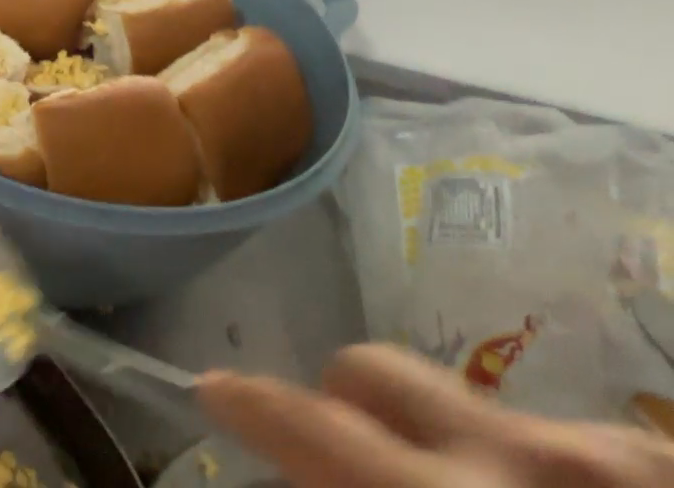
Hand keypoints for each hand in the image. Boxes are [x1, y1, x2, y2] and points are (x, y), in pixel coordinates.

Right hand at [198, 343, 673, 487]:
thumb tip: (300, 476)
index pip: (301, 419)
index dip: (245, 403)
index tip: (217, 395)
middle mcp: (527, 459)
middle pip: (370, 371)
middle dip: (345, 406)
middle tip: (361, 466)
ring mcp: (622, 457)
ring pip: (476, 406)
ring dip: (456, 448)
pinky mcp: (669, 461)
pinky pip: (572, 440)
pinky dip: (547, 475)